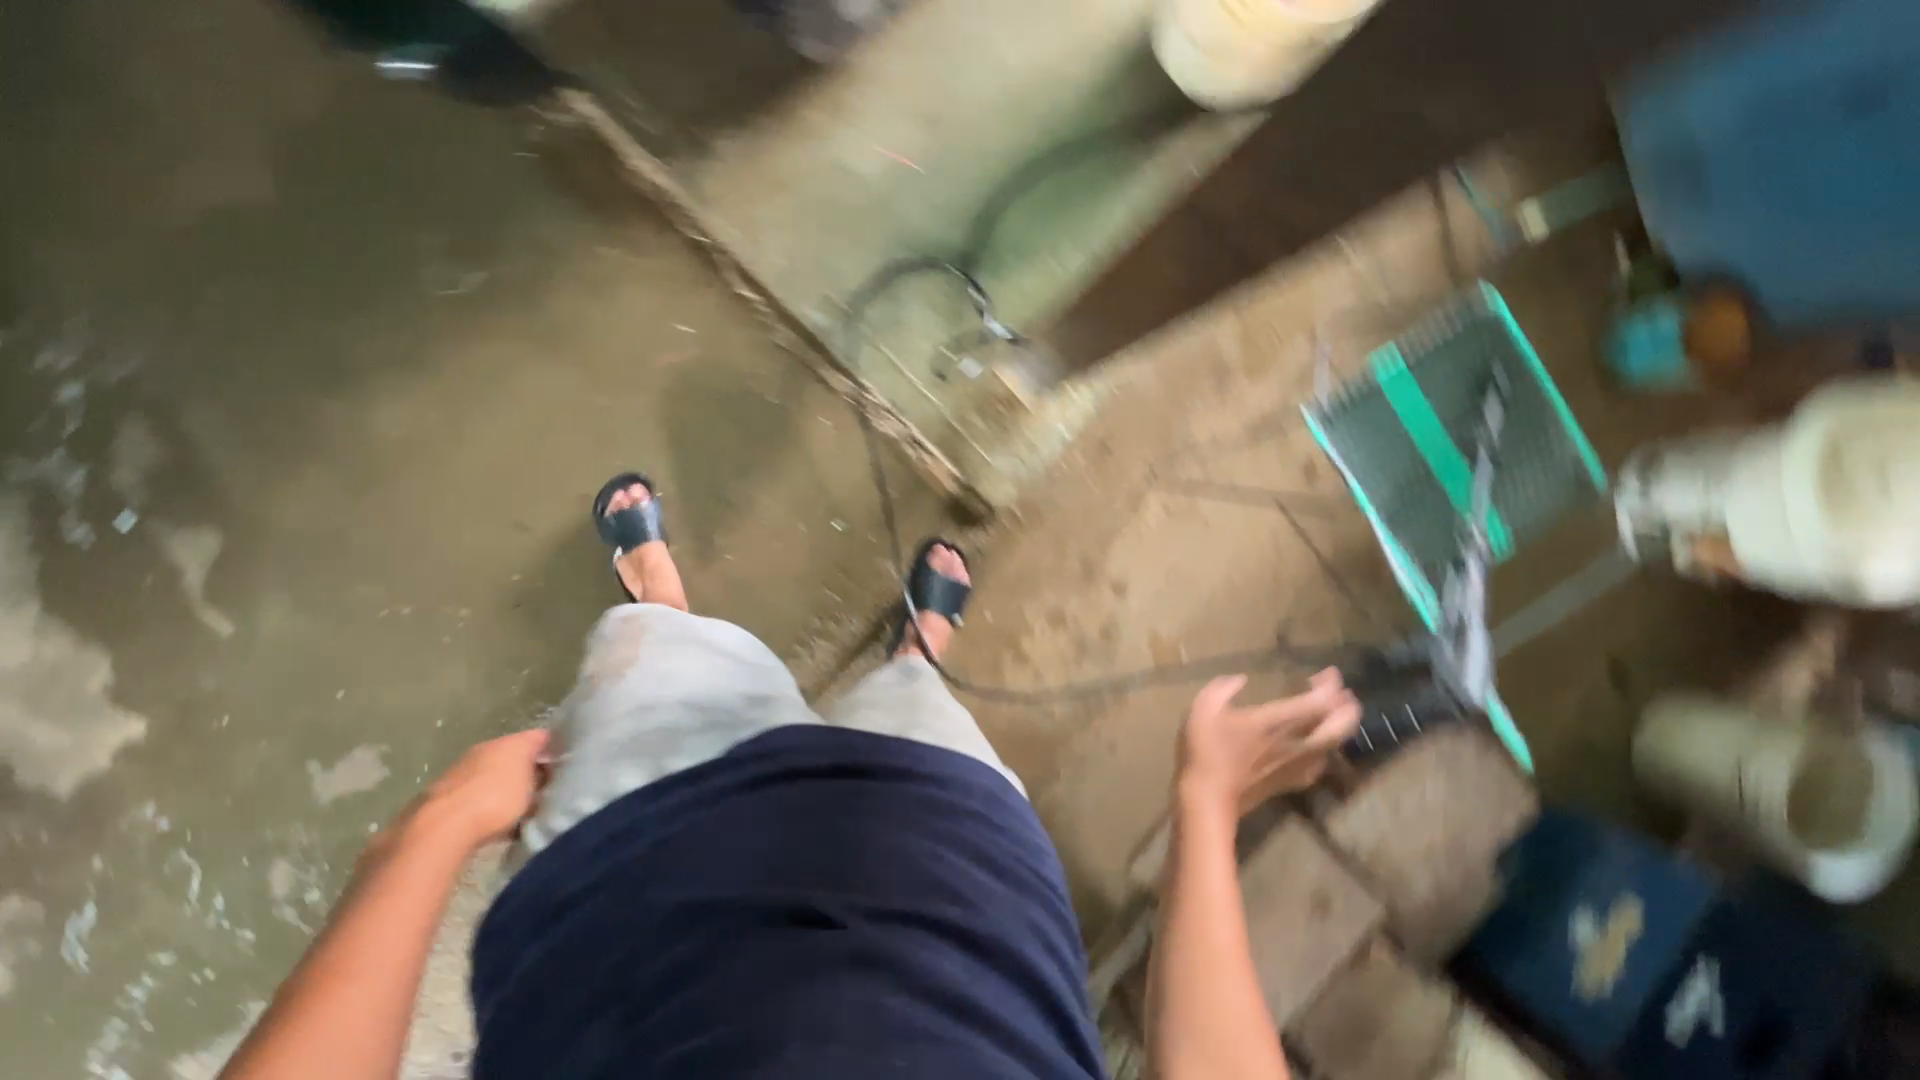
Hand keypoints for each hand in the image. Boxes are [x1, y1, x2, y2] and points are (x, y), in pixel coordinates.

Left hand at [415, 729, 551, 849]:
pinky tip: (490, 822)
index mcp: (508, 742)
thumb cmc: (495, 800)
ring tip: (519, 810)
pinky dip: (484, 803)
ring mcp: (459, 771)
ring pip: (492, 774)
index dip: (557, 749)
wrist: (439, 828)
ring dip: (504, 787)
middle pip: (514, 755)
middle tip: (546, 790)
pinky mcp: (442, 795)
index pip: (540, 737)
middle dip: (529, 770)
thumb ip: (543, 775)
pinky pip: (474, 794)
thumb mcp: (533, 788)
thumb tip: (549, 770)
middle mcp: (483, 749)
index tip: (569, 766)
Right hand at [1175, 669, 1359, 819]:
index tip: (1329, 674)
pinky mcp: (1291, 781)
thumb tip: (1239, 679)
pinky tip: (1317, 748)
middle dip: (1348, 708)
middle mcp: (1295, 742)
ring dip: (1341, 728)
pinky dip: (1325, 751)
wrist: (1209, 797)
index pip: (1317, 702)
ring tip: (1336, 716)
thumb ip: (1222, 689)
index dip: (1330, 687)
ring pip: (1332, 745)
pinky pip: (1319, 764)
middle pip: (1338, 727)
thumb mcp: (1204, 709)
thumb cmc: (1207, 751)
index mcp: (1276, 721)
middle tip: (1344, 695)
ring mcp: (1296, 764)